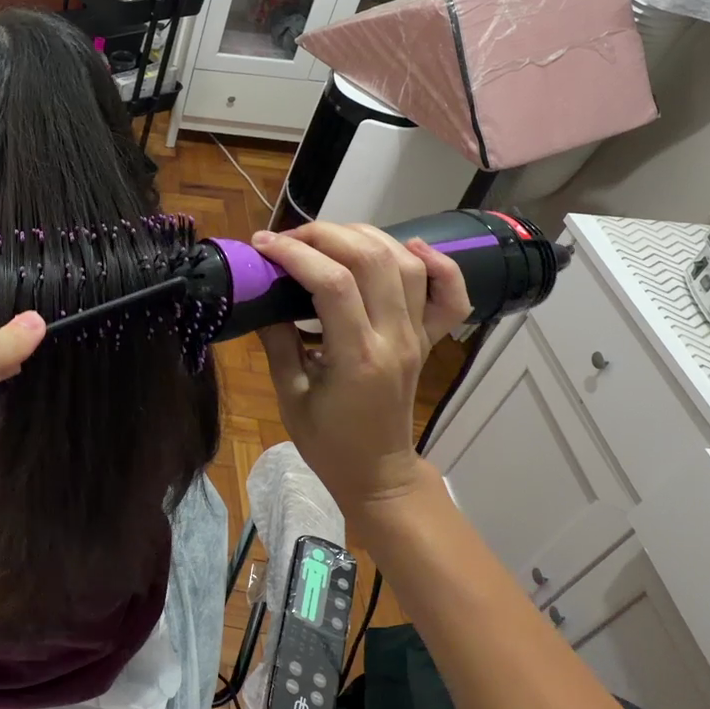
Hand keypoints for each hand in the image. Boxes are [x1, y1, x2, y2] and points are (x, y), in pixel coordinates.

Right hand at [252, 223, 470, 518]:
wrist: (376, 473)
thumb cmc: (326, 441)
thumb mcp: (288, 394)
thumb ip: (277, 340)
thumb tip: (260, 295)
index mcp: (358, 357)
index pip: (333, 283)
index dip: (294, 254)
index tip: (261, 245)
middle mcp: (396, 338)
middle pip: (372, 259)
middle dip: (324, 235)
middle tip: (286, 239)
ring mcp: (417, 336)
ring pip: (405, 262)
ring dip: (362, 236)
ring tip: (324, 238)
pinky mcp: (427, 338)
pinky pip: (449, 294)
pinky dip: (435, 262)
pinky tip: (407, 246)